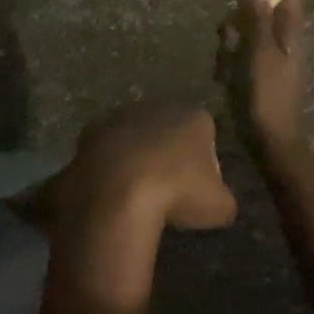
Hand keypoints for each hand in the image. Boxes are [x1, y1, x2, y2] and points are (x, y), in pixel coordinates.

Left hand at [63, 102, 237, 232]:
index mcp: (193, 115)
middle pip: (167, 130)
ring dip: (135, 158)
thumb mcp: (219, 207)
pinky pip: (106, 152)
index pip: (205, 131)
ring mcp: (119, 117)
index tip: (198, 187)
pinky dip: (108, 168)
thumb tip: (218, 202)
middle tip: (168, 190)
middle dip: (167, 153)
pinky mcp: (90, 134)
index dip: (203, 159)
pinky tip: (111, 194)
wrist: (118, 191)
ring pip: (134, 137)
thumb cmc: (177, 192)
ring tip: (136, 195)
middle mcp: (156, 106)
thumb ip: (223, 199)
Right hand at [217, 0, 307, 155]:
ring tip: (223, 61)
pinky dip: (229, 61)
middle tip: (228, 35)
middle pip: (259, 12)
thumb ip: (259, 15)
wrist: (271, 140)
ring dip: (230, 42)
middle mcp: (283, 40)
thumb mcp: (261, 50)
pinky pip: (239, 55)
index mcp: (291, 32)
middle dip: (239, 19)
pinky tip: (222, 76)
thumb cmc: (269, 94)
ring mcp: (269, 58)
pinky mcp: (256, 73)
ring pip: (245, 33)